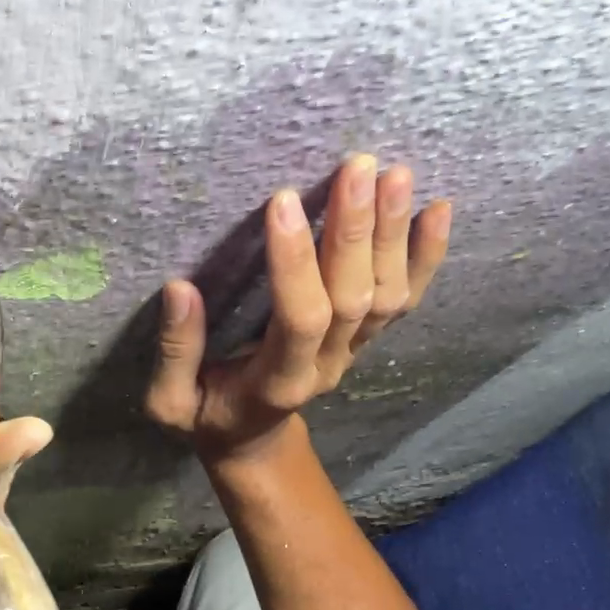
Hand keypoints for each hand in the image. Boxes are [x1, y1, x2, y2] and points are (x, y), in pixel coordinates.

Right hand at [145, 154, 450, 470]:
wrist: (252, 442)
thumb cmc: (205, 418)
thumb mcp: (170, 403)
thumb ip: (175, 353)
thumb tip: (178, 289)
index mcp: (278, 383)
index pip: (299, 319)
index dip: (295, 263)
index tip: (282, 203)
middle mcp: (325, 366)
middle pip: (354, 298)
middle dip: (355, 231)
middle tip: (355, 168)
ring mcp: (351, 353)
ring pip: (388, 295)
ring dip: (392, 233)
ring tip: (393, 174)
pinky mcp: (363, 340)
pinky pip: (407, 300)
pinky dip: (427, 256)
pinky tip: (439, 209)